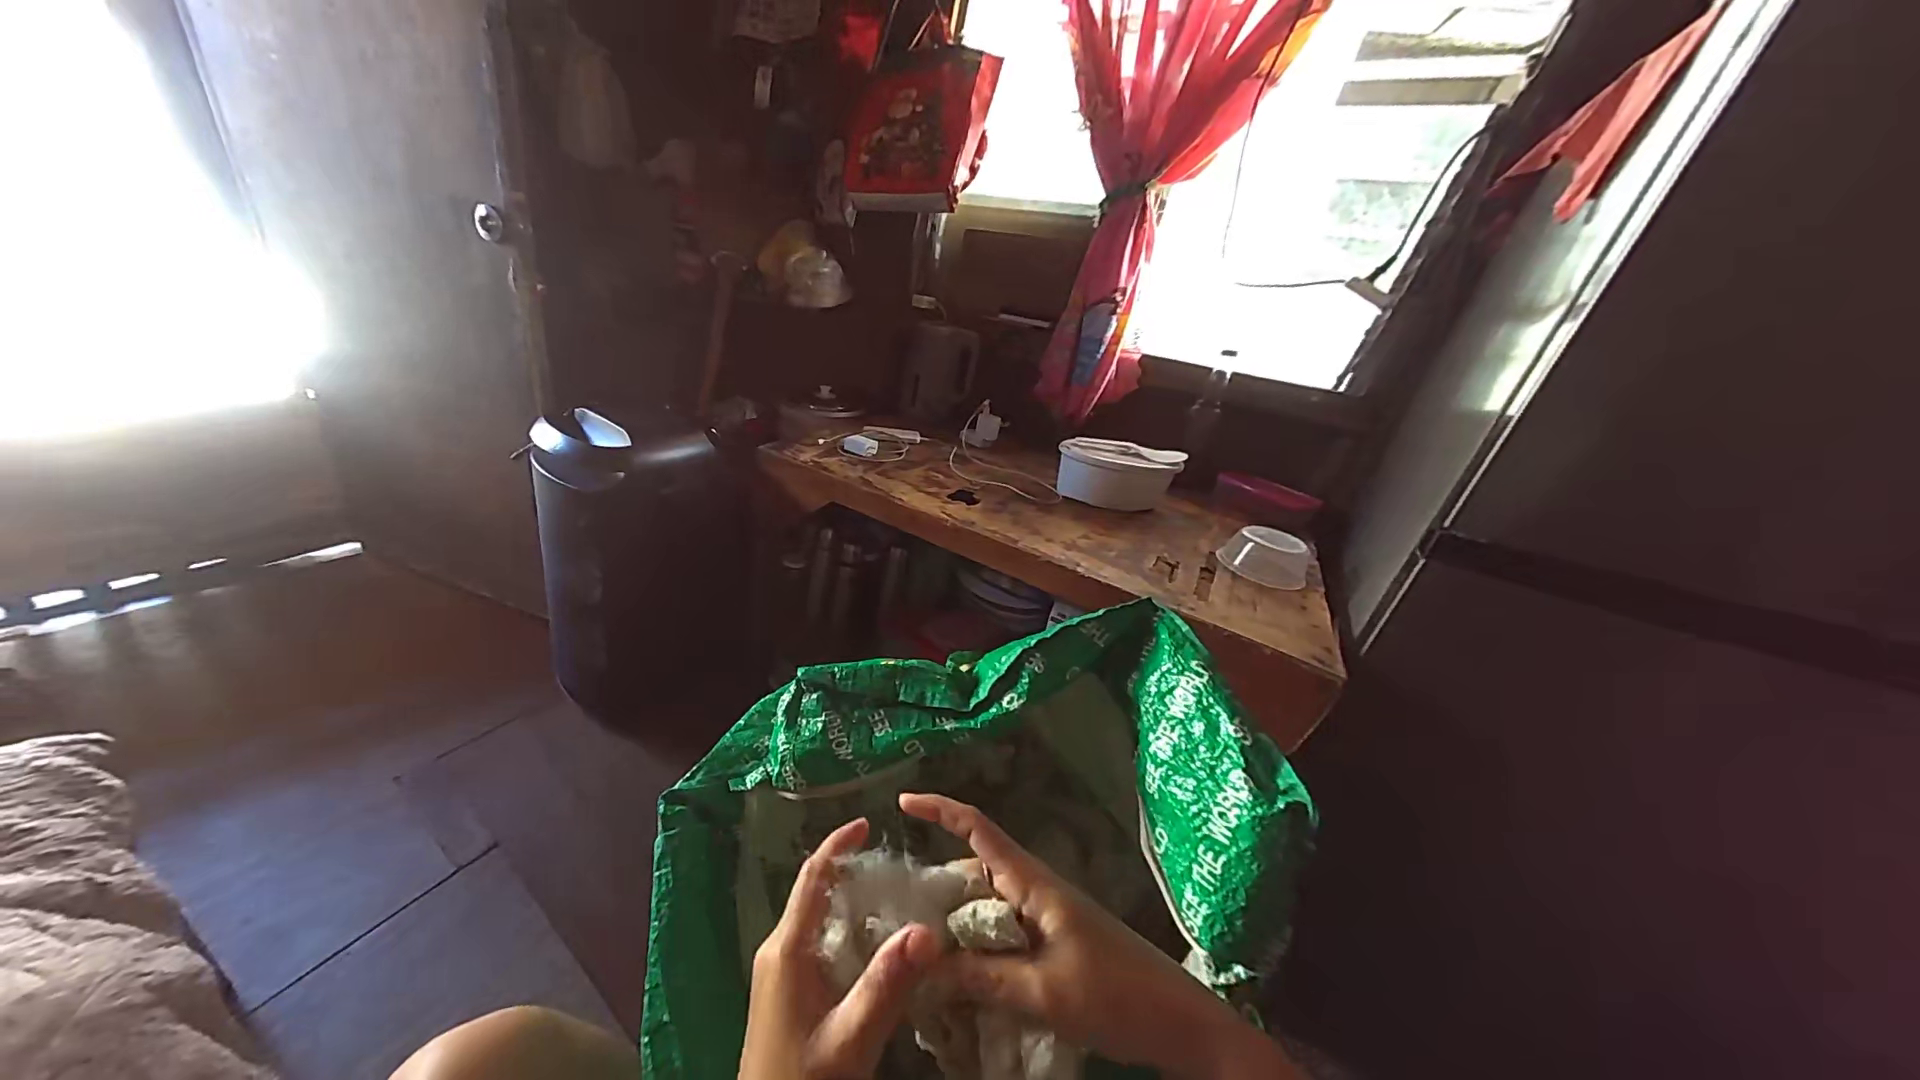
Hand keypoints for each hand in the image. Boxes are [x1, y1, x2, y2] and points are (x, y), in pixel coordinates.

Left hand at [740, 817, 943, 1079]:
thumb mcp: (850, 1038)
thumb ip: (886, 984)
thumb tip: (927, 930)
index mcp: (787, 949)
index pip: (812, 878)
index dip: (838, 845)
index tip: (868, 824)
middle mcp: (780, 950)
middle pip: (816, 893)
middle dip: (854, 874)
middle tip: (900, 871)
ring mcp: (781, 971)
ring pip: (819, 919)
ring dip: (853, 903)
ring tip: (897, 899)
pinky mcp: (788, 990)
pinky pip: (820, 942)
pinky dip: (848, 931)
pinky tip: (876, 946)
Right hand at [899, 793, 1301, 1079]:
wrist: (1179, 1022)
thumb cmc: (1114, 994)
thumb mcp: (1042, 991)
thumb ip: (982, 976)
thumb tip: (922, 962)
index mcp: (1033, 883)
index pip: (979, 829)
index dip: (941, 808)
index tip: (903, 802)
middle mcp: (1034, 890)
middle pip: (973, 873)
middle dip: (935, 890)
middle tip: (895, 919)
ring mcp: (1045, 916)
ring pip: (986, 908)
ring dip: (955, 927)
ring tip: (918, 956)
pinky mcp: (1053, 942)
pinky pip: (1002, 935)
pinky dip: (977, 950)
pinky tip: (958, 980)